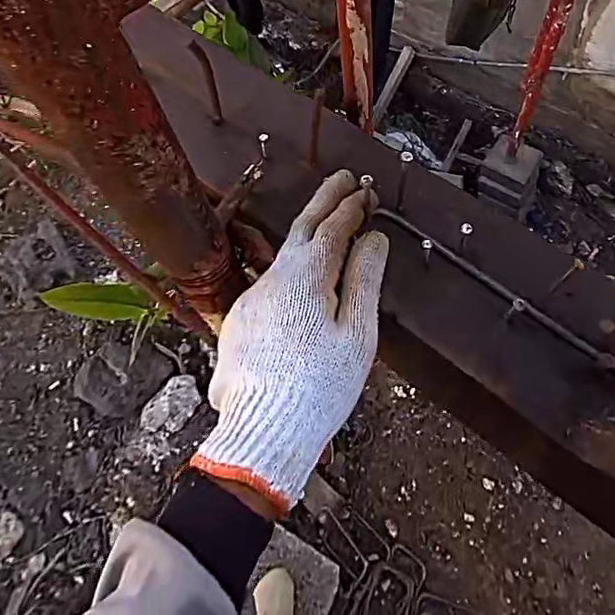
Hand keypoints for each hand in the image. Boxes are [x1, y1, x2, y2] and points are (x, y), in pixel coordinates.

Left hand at [191, 170, 387, 512]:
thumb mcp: (357, 333)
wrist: (261, 436)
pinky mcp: (241, 320)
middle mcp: (272, 282)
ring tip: (330, 219)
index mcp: (304, 280)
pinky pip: (273, 279)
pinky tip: (306, 271)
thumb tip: (373, 238)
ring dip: (310, 232)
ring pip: (285, 254)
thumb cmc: (318, 388)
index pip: (332, 228)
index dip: (351, 207)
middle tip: (345, 179)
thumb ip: (364, 278)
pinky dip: (295, 263)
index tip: (366, 193)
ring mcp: (252, 300)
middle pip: (302, 228)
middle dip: (325, 200)